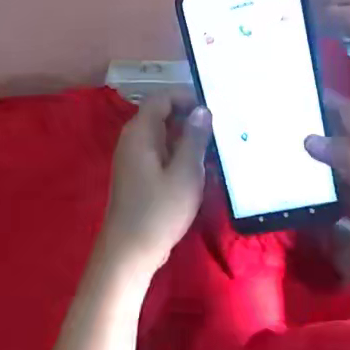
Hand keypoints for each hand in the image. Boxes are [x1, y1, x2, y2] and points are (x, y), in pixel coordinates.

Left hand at [98, 93, 211, 272]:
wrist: (130, 251)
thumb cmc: (159, 211)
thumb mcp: (186, 173)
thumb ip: (195, 138)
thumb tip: (202, 111)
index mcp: (140, 134)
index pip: (161, 99)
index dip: (186, 98)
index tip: (212, 110)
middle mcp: (132, 142)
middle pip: (161, 117)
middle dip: (189, 120)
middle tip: (219, 132)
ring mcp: (133, 161)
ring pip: (162, 139)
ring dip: (187, 142)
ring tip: (214, 154)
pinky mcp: (138, 179)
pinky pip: (160, 157)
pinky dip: (178, 158)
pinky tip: (198, 174)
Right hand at [305, 96, 349, 287]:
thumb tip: (312, 138)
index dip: (330, 99)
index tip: (301, 92)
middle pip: (343, 137)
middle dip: (318, 127)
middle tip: (284, 126)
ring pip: (339, 166)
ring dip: (318, 159)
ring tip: (286, 157)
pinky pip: (340, 194)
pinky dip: (322, 190)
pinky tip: (305, 195)